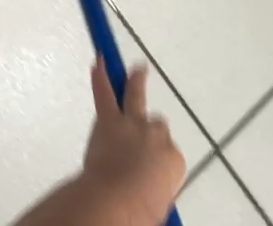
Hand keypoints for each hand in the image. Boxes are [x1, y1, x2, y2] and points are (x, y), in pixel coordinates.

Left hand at [79, 60, 184, 224]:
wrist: (113, 204)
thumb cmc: (138, 213)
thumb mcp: (159, 207)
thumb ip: (156, 189)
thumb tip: (147, 191)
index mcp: (174, 161)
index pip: (169, 155)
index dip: (156, 164)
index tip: (148, 176)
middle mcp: (157, 136)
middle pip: (158, 125)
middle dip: (151, 130)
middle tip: (147, 131)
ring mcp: (133, 124)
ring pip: (137, 96)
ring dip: (136, 80)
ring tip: (138, 68)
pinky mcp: (109, 121)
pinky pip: (105, 94)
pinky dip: (101, 77)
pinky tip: (99, 62)